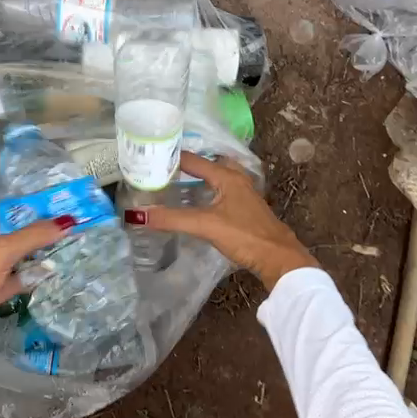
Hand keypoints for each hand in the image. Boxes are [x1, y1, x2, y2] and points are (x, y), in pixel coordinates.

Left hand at [0, 215, 71, 351]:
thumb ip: (33, 236)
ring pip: (21, 258)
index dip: (39, 212)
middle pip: (20, 236)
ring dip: (41, 255)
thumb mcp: (2, 251)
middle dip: (44, 233)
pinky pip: (19, 279)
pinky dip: (34, 277)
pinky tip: (54, 274)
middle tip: (77, 229)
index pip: (15, 214)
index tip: (68, 211)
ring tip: (72, 247)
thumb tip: (68, 222)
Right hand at [126, 152, 316, 283]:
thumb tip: (137, 215)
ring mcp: (243, 195)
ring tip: (177, 182)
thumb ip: (172, 219)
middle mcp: (236, 180)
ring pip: (217, 178)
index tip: (148, 158)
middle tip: (163, 168)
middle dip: (188, 164)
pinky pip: (221, 192)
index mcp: (227, 176)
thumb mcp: (205, 225)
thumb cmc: (245, 236)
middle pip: (209, 164)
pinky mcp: (246, 210)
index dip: (171, 158)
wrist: (279, 260)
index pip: (193, 160)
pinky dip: (207, 191)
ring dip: (200, 178)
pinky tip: (197, 203)